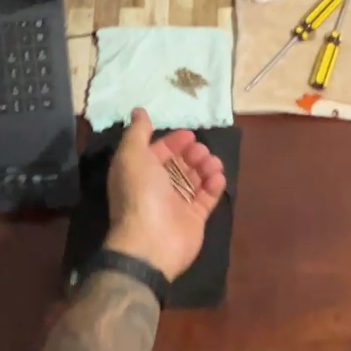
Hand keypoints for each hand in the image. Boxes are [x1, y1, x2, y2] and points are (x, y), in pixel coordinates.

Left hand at [103, 108, 227, 280]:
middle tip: (201, 151)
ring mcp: (177, 204)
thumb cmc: (140, 193)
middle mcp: (157, 188)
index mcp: (139, 173)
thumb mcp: (132, 155)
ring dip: (205, 167)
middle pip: (179, 165)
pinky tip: (218, 177)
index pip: (158, 153)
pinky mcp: (194, 218)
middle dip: (192, 154)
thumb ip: (137, 132)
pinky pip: (207, 197)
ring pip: (195, 179)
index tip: (189, 134)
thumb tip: (139, 110)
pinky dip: (214, 185)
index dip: (172, 142)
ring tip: (212, 163)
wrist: (152, 240)